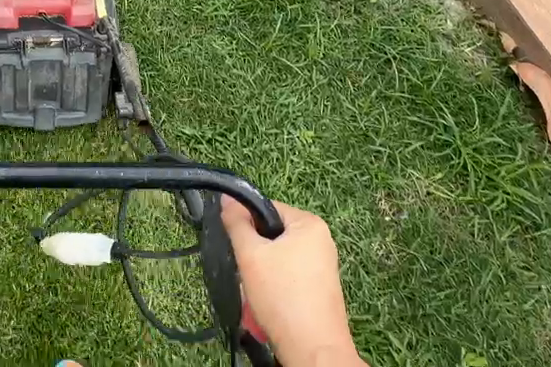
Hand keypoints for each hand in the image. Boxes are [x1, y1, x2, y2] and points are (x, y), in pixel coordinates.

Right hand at [222, 200, 366, 366]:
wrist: (313, 351)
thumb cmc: (282, 296)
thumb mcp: (250, 254)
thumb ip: (236, 222)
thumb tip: (227, 198)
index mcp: (310, 224)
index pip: (265, 209)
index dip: (245, 224)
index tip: (236, 245)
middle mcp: (321, 241)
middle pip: (271, 235)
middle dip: (254, 254)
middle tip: (246, 271)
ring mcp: (323, 267)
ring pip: (277, 258)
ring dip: (260, 273)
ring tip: (255, 292)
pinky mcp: (320, 289)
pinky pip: (288, 276)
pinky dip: (274, 287)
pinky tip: (267, 304)